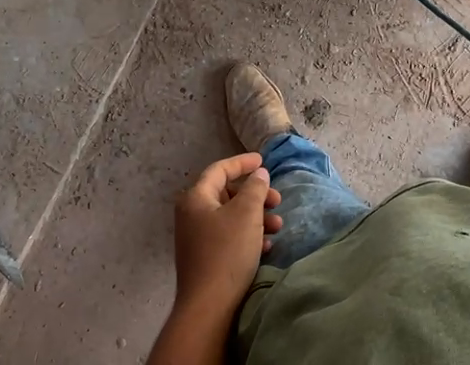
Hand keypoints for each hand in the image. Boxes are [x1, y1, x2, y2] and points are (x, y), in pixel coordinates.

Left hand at [172, 153, 283, 311]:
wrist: (208, 307)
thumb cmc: (227, 252)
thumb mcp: (246, 213)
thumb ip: (255, 187)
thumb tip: (258, 174)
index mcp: (196, 199)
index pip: (219, 170)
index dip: (242, 163)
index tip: (263, 161)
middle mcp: (192, 215)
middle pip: (227, 194)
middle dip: (255, 196)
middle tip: (277, 201)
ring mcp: (197, 239)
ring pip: (231, 217)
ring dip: (256, 218)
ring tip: (278, 228)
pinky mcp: (205, 259)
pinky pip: (229, 238)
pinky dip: (248, 236)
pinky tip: (266, 246)